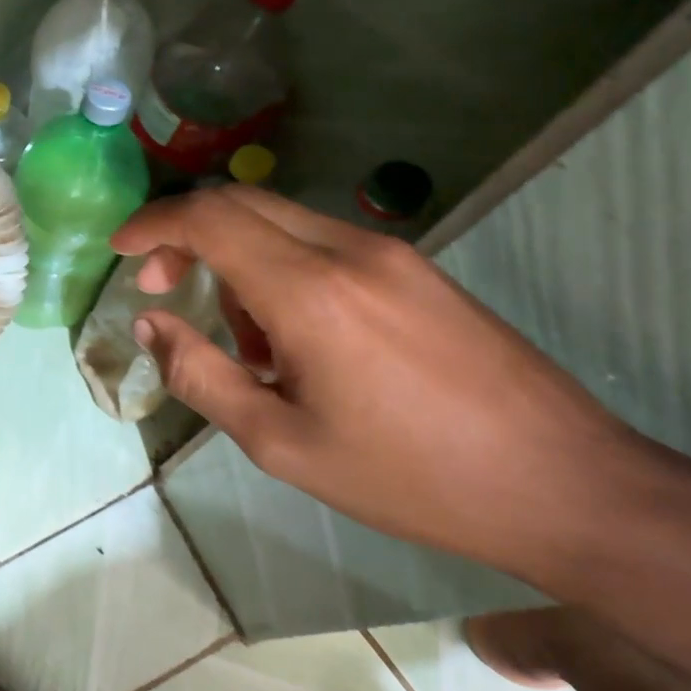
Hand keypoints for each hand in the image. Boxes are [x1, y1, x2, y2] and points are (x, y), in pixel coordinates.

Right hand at [111, 186, 637, 573]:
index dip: (152, 224)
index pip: (208, 218)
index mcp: (309, 292)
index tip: (120, 250)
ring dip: (235, 257)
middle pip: (240, 202)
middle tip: (161, 286)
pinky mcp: (418, 269)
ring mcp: (390, 255)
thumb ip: (199, 375)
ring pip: (280, 221)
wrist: (571, 487)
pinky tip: (297, 335)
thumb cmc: (410, 475)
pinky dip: (280, 267)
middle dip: (184, 233)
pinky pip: (322, 243)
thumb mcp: (280, 443)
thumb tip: (150, 324)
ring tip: (245, 340)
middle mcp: (348, 252)